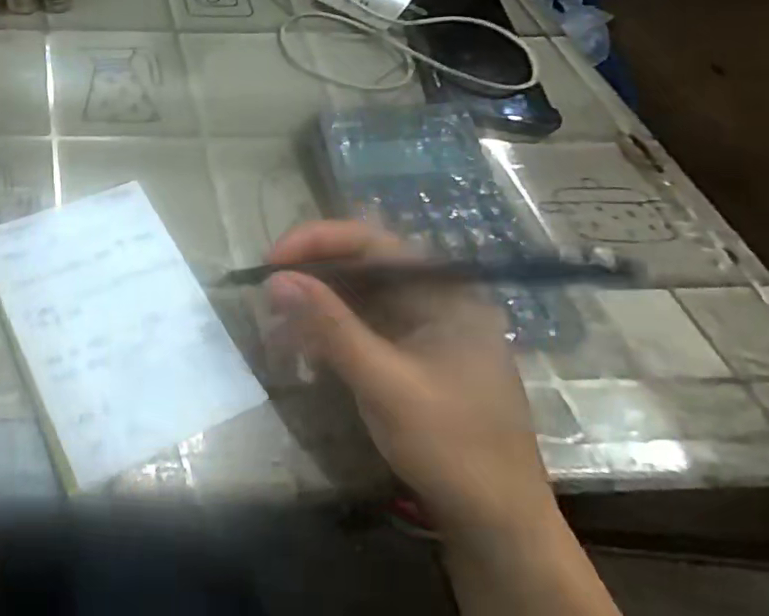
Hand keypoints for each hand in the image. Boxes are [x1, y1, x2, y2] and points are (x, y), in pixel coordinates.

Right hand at [261, 220, 553, 539]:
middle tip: (268, 295)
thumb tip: (276, 279)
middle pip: (364, 266)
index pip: (373, 242)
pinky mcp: (414, 357)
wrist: (500, 528)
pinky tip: (304, 352)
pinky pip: (365, 328)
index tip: (272, 260)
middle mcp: (437, 299)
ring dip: (317, 307)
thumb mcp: (385, 384)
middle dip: (313, 276)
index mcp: (445, 292)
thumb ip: (331, 327)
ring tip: (276, 327)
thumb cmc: (453, 448)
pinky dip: (332, 334)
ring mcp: (426, 329)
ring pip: (360, 298)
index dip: (318, 241)